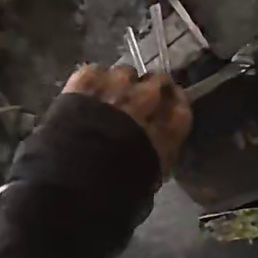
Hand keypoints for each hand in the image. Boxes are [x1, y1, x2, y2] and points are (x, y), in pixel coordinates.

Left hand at [61, 64, 191, 175]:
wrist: (75, 180)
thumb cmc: (120, 187)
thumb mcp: (154, 173)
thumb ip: (163, 151)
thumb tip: (159, 145)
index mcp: (170, 125)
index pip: (181, 102)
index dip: (175, 101)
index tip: (169, 104)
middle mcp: (148, 99)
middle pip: (157, 80)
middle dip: (150, 87)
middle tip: (138, 98)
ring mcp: (118, 87)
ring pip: (126, 71)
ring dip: (121, 81)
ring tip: (110, 94)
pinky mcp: (87, 81)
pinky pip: (95, 70)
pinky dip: (93, 80)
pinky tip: (87, 93)